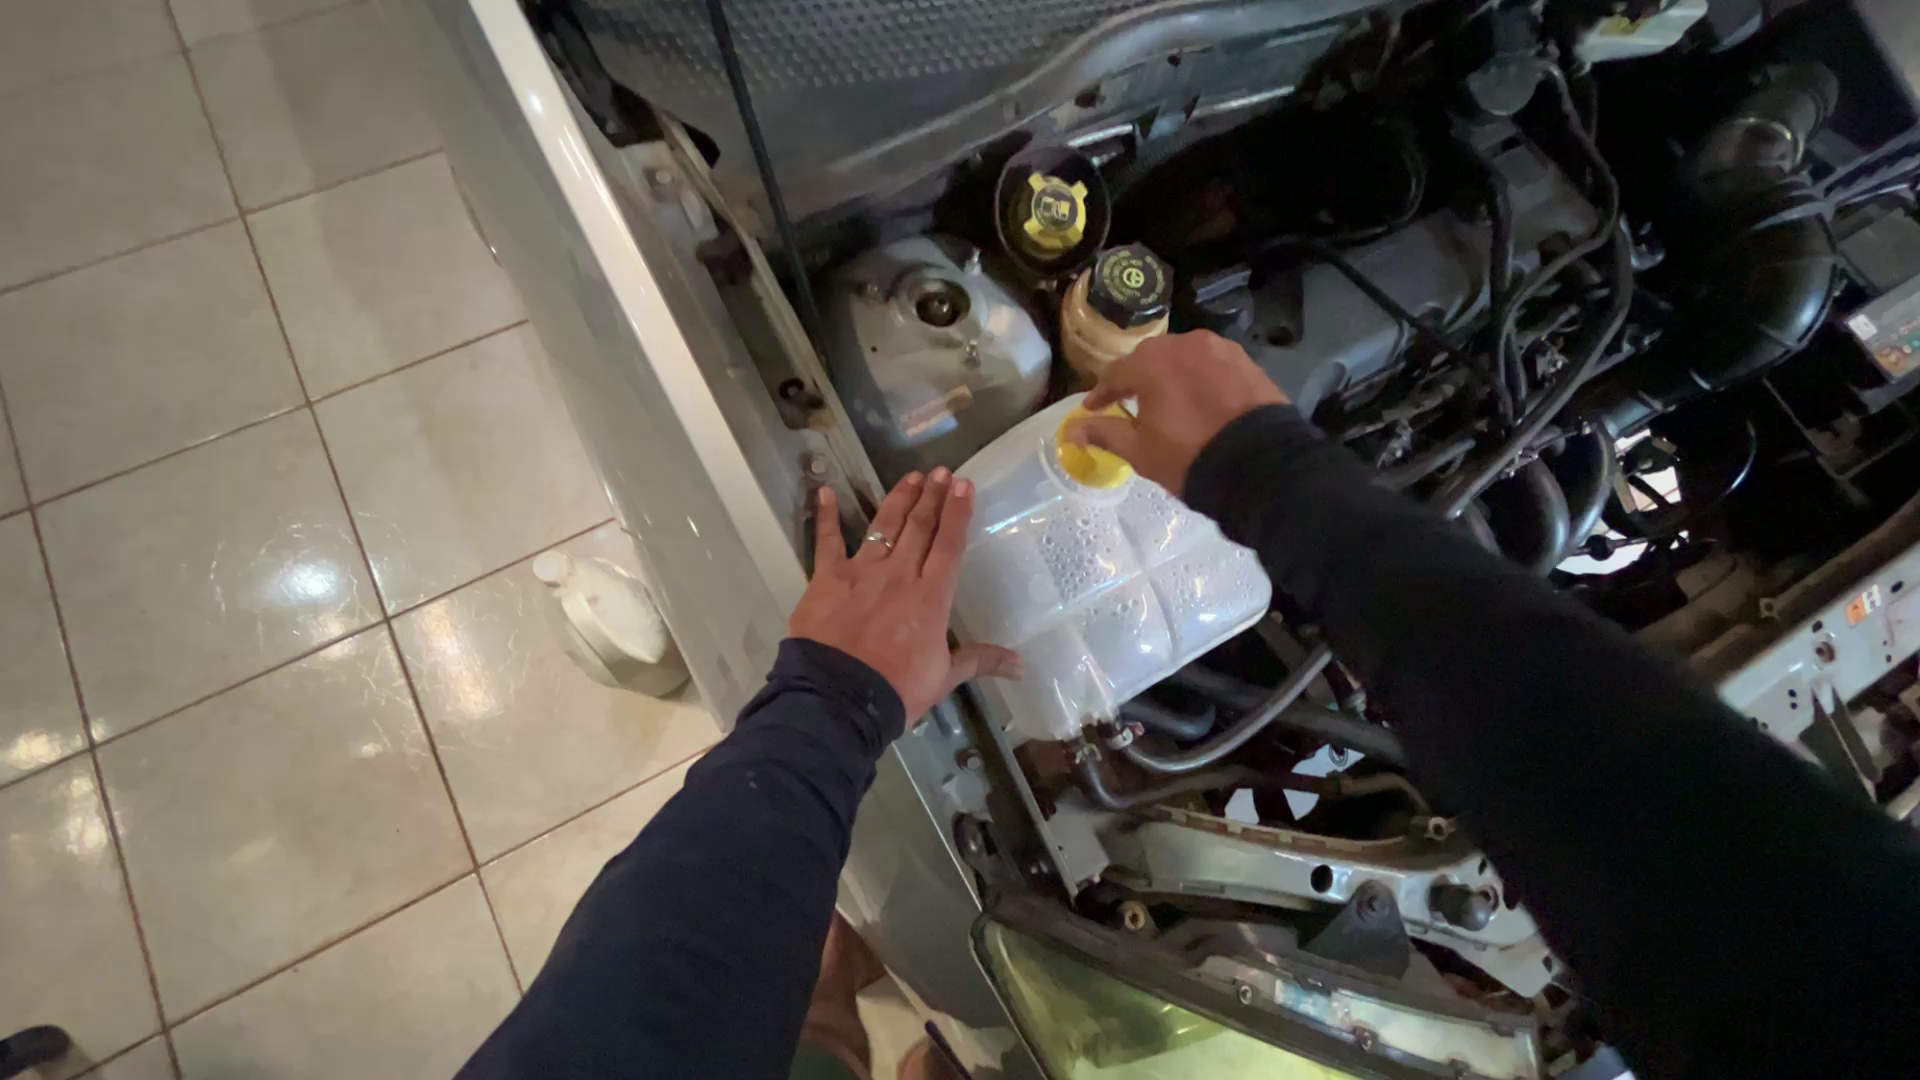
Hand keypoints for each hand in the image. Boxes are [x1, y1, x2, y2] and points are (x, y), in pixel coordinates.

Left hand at [792, 469, 1023, 724]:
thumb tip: (1022, 666)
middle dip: (932, 496)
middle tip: (941, 471)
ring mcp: (861, 572)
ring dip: (899, 499)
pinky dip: (825, 516)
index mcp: (930, 596)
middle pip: (920, 527)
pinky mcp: (826, 578)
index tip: (964, 485)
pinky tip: (824, 491)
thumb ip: (980, 661)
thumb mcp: (943, 677)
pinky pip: (826, 541)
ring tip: (911, 477)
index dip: (958, 513)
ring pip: (884, 525)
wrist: (839, 699)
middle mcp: (899, 574)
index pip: (949, 545)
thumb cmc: (897, 689)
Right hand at [1064, 331, 1288, 493]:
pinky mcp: (1245, 361)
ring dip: (1167, 374)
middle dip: (1135, 379)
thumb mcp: (1139, 450)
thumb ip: (1103, 433)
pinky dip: (1196, 377)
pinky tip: (1196, 398)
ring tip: (1163, 399)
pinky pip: (1210, 364)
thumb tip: (1070, 430)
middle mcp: (1184, 345)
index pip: (1115, 374)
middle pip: (1149, 358)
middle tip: (1126, 402)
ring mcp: (1219, 349)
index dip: (1101, 394)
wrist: (1259, 465)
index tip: (1092, 410)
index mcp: (1152, 364)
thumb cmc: (1188, 457)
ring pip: (1182, 357)